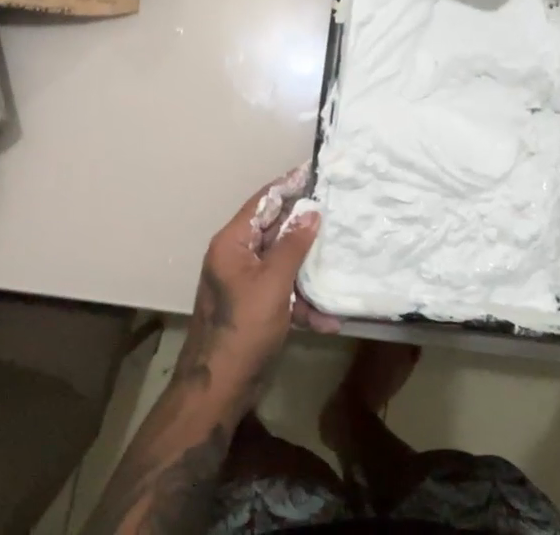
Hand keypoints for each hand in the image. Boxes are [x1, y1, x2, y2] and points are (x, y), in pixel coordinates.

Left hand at [175, 167, 337, 416]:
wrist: (219, 388)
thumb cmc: (243, 329)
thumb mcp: (273, 283)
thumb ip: (293, 245)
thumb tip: (311, 211)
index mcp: (232, 243)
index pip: (262, 202)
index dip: (288, 186)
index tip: (315, 171)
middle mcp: (236, 257)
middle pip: (276, 231)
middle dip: (307, 230)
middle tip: (339, 215)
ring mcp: (245, 284)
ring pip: (284, 264)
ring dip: (310, 274)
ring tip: (340, 269)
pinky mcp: (255, 308)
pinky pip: (283, 294)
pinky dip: (303, 304)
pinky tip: (328, 320)